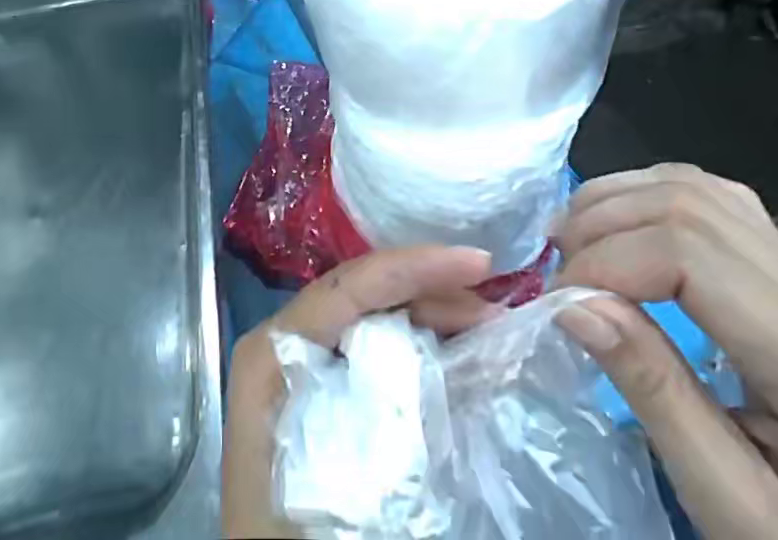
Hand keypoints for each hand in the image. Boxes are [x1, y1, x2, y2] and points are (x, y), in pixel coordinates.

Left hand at [222, 246, 495, 538]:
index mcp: (275, 347)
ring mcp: (299, 362)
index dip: (416, 267)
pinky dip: (419, 349)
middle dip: (432, 290)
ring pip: (371, 319)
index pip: (348, 286)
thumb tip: (479, 366)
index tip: (481, 264)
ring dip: (431, 317)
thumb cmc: (295, 523)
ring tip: (493, 327)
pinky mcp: (319, 388)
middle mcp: (283, 341)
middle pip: (362, 294)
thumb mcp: (349, 467)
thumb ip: (404, 414)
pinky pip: (372, 351)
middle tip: (503, 305)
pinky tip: (463, 359)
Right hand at [553, 164, 777, 539]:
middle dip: (600, 225)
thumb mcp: (736, 511)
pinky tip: (618, 239)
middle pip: (695, 207)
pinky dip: (648, 206)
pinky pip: (718, 208)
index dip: (606, 262)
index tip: (556, 304)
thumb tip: (571, 304)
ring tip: (574, 251)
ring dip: (617, 205)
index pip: (696, 256)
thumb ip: (657, 398)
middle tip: (556, 275)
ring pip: (703, 191)